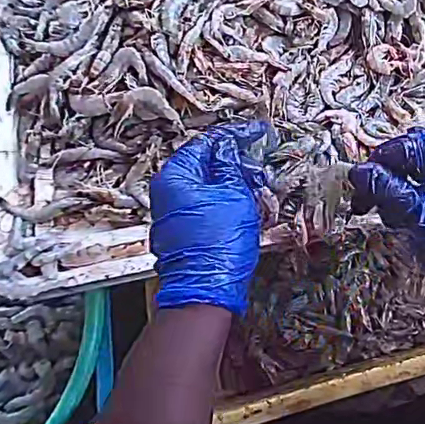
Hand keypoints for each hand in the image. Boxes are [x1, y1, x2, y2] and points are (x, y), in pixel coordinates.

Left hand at [150, 122, 269, 315]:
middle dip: (232, 160)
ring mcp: (173, 215)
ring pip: (205, 187)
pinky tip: (244, 203)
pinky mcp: (183, 233)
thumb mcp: (233, 194)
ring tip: (256, 182)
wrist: (206, 291)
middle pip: (202, 165)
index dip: (232, 136)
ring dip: (230, 182)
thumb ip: (229, 165)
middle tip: (257, 156)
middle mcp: (167, 193)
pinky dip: (223, 201)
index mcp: (174, 177)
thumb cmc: (218, 243)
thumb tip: (228, 147)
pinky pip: (204, 207)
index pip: (204, 144)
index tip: (254, 132)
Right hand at [348, 128, 424, 283]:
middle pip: (400, 163)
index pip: (390, 150)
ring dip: (398, 199)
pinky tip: (414, 225)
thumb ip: (383, 188)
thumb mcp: (415, 209)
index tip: (358, 194)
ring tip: (399, 221)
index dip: (370, 171)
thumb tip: (357, 172)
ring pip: (411, 179)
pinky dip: (414, 207)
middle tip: (373, 209)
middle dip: (383, 186)